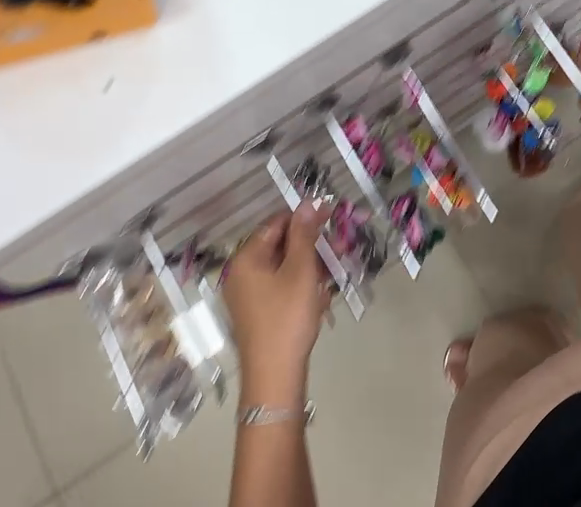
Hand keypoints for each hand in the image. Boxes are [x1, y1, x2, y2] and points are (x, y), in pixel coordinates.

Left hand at [224, 204, 333, 404]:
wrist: (275, 376)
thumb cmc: (287, 317)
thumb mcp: (301, 271)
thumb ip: (304, 234)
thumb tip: (308, 203)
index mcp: (246, 259)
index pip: (276, 224)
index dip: (304, 217)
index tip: (331, 215)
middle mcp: (241, 274)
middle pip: (280, 246)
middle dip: (311, 245)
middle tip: (339, 249)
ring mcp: (248, 296)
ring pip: (284, 269)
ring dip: (310, 267)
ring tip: (334, 274)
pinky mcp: (259, 314)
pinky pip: (282, 289)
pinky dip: (302, 287)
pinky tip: (322, 298)